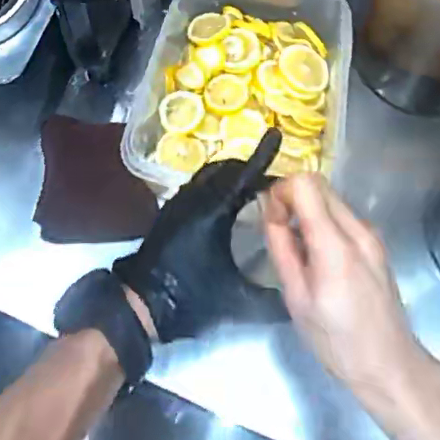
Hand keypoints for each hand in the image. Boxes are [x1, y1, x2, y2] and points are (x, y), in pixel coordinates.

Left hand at [112, 131, 287, 341]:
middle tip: (274, 179)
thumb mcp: (234, 300)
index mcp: (214, 212)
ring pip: (211, 174)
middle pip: (228, 170)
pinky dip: (218, 183)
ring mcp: (180, 201)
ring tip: (254, 186)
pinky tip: (227, 200)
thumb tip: (296, 301)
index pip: (244, 177)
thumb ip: (268, 299)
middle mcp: (196, 198)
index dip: (262, 157)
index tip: (276, 136)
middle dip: (251, 168)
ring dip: (232, 174)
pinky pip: (200, 184)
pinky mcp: (172, 210)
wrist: (142, 303)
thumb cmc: (190, 297)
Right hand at [262, 173, 425, 396]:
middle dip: (292, 198)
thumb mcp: (296, 298)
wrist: (391, 368)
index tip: (272, 218)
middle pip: (319, 185)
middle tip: (280, 230)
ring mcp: (372, 235)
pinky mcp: (377, 244)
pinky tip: (319, 257)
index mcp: (335, 244)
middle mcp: (358, 230)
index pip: (305, 184)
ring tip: (299, 248)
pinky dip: (324, 222)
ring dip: (308, 209)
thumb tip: (268, 210)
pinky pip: (343, 216)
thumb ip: (280, 247)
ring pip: (331, 198)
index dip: (281, 192)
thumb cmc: (337, 341)